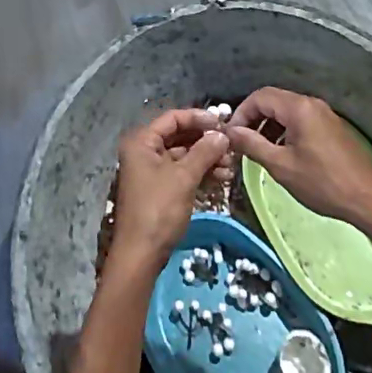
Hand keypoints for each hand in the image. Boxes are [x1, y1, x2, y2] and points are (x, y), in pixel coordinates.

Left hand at [112, 110, 230, 260]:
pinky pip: (182, 172)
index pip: (173, 118)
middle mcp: (144, 151)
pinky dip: (200, 172)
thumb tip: (222, 135)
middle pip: (179, 136)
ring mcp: (151, 171)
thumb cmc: (158, 209)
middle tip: (230, 146)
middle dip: (205, 141)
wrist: (141, 254)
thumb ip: (204, 152)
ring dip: (206, 158)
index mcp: (142, 142)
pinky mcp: (159, 189)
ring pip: (183, 156)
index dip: (198, 118)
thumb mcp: (184, 177)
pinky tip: (222, 177)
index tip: (222, 123)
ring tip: (230, 166)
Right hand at [226, 88, 371, 228]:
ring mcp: (325, 115)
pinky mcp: (332, 128)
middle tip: (242, 142)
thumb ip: (252, 145)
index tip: (232, 135)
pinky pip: (301, 121)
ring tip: (259, 150)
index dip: (241, 113)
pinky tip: (283, 154)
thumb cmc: (322, 183)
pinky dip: (285, 131)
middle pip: (273, 101)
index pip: (259, 97)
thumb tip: (231, 132)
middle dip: (254, 119)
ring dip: (269, 126)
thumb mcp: (281, 166)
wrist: (369, 200)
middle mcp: (312, 104)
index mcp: (299, 108)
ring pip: (287, 111)